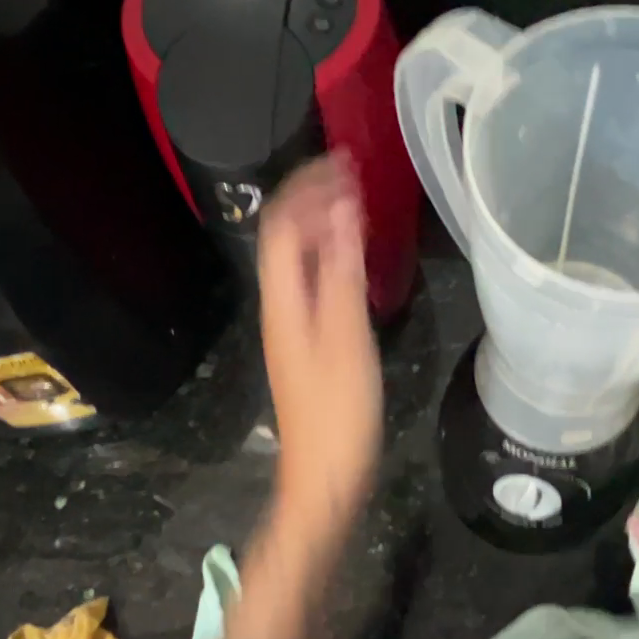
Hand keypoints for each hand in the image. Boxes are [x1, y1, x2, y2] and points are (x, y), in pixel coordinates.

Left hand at [257, 154, 382, 542]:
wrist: (324, 478)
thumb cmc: (338, 413)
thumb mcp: (345, 338)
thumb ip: (342, 274)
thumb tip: (342, 212)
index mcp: (283, 301)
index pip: (282, 225)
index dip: (306, 187)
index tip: (343, 161)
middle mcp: (281, 308)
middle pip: (285, 239)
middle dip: (314, 200)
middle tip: (354, 175)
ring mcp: (292, 329)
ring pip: (299, 261)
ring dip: (323, 227)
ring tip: (357, 206)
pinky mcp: (309, 347)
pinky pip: (313, 285)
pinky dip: (332, 260)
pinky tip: (355, 263)